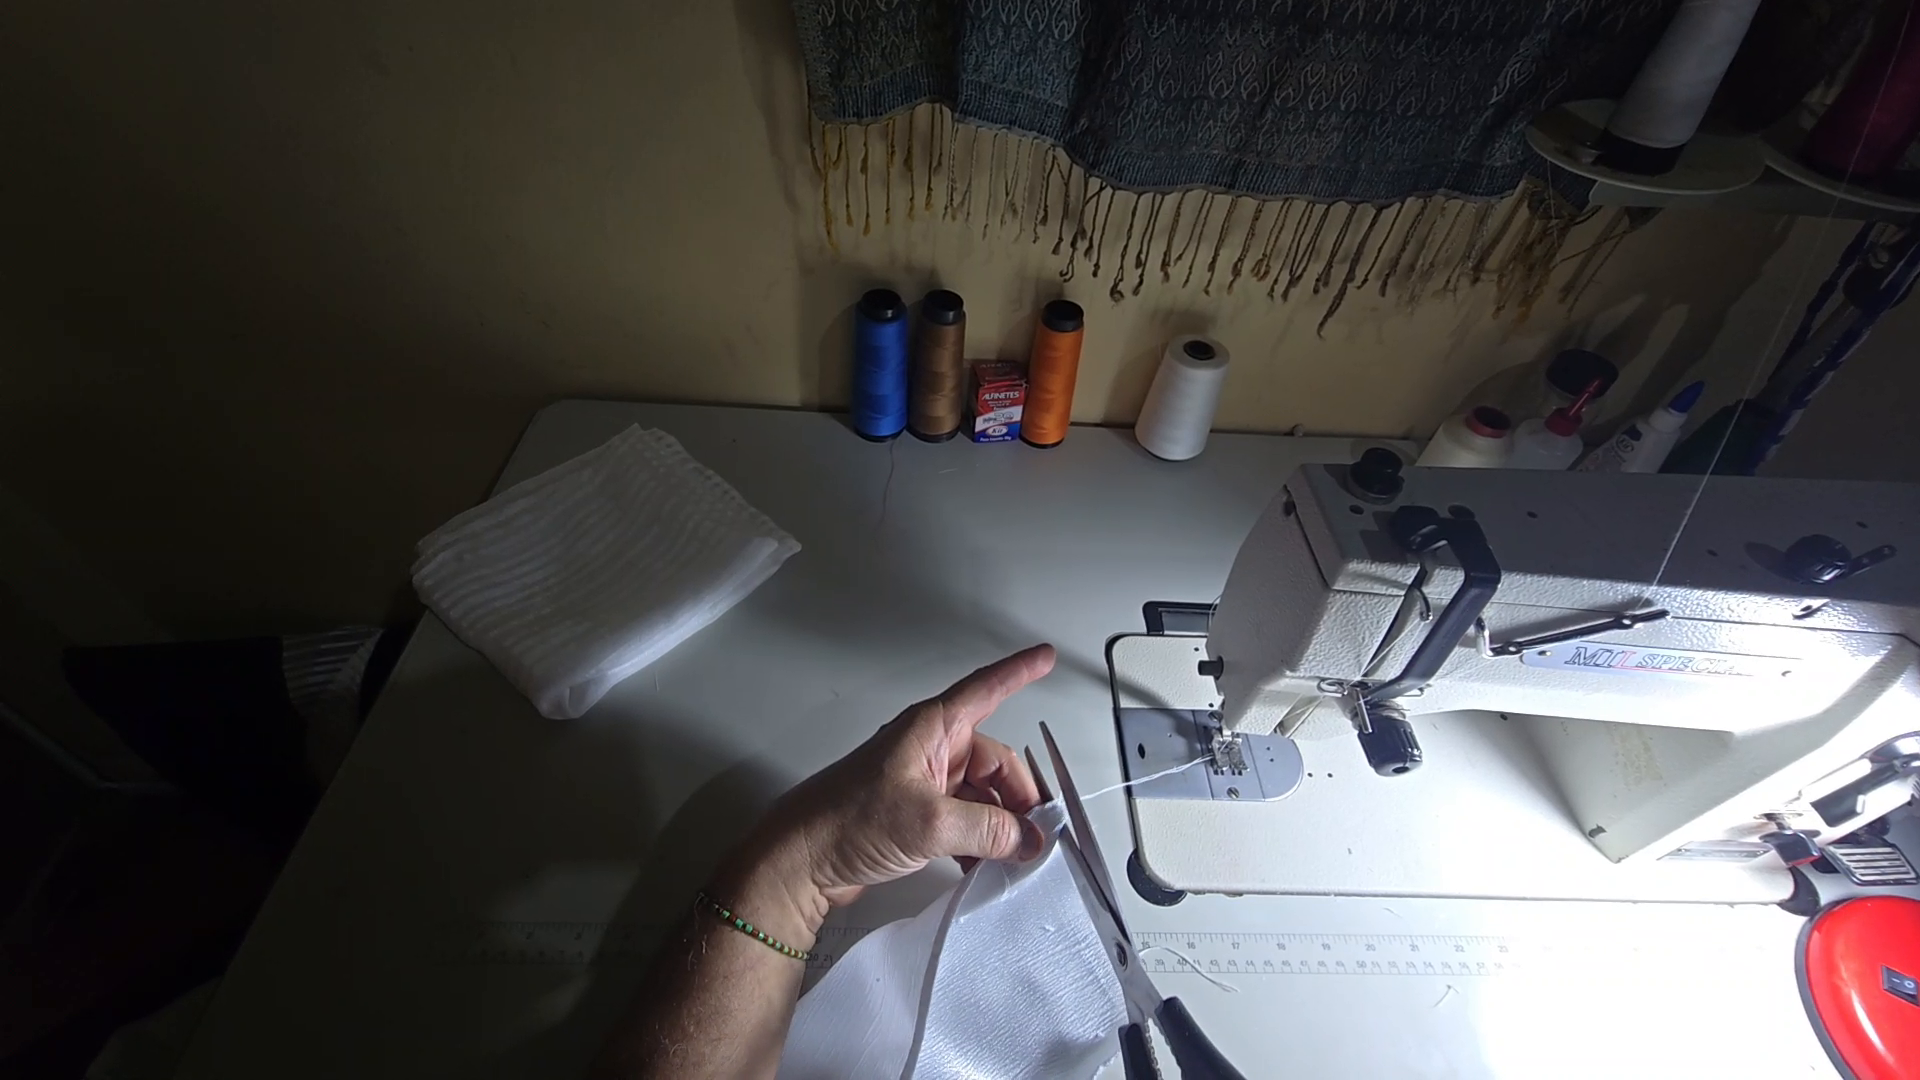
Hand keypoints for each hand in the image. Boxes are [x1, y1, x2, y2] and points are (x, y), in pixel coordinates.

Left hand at [715, 645, 1056, 942]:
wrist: (802, 862)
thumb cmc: (850, 820)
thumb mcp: (928, 822)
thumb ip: (987, 829)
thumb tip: (1028, 840)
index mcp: (932, 729)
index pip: (986, 689)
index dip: (1019, 671)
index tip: (1047, 656)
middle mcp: (932, 749)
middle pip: (994, 761)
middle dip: (1018, 795)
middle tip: (1034, 836)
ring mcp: (924, 782)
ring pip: (982, 794)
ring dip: (1000, 824)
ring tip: (1013, 858)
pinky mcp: (917, 814)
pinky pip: (964, 819)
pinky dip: (979, 840)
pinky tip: (985, 867)